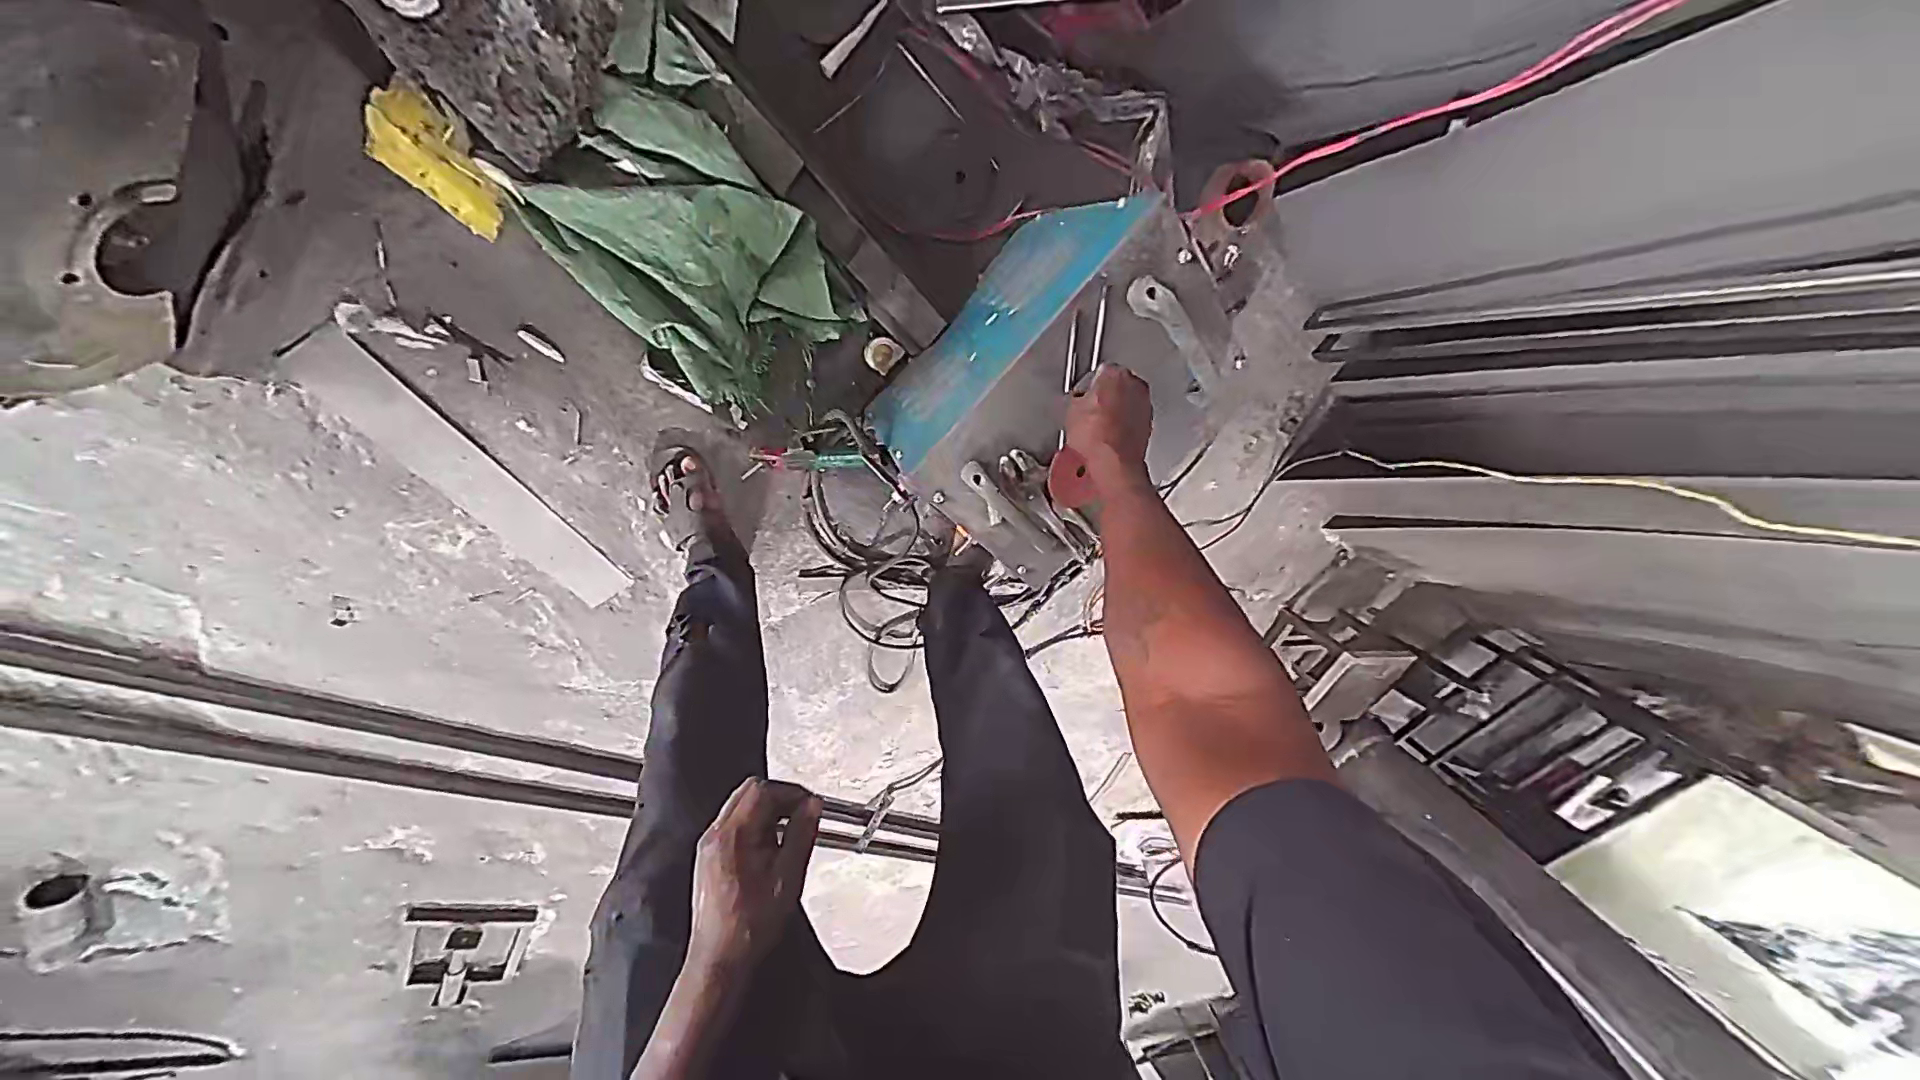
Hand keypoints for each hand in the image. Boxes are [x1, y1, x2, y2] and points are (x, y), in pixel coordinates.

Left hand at [688, 777, 822, 971]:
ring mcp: (709, 846)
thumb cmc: (750, 926)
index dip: (792, 793)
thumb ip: (802, 834)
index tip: (809, 806)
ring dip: (767, 810)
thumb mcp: (789, 876)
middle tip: (800, 814)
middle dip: (779, 797)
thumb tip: (812, 806)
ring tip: (787, 833)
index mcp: (734, 835)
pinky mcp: (708, 858)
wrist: (720, 960)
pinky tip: (769, 848)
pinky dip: (754, 824)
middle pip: (749, 791)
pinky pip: (733, 824)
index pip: (764, 790)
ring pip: (740, 805)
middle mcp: (715, 836)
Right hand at [1053, 365, 1153, 508]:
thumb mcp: (1072, 410)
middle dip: (1104, 396)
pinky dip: (1122, 425)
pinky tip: (1109, 437)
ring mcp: (1144, 405)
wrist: (1114, 463)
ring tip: (1097, 427)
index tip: (1081, 397)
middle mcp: (1135, 386)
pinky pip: (1131, 420)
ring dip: (1115, 411)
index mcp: (1115, 374)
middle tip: (1089, 411)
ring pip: (1126, 402)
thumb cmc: (1097, 437)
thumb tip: (1080, 400)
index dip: (1087, 387)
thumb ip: (1079, 397)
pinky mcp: (1148, 424)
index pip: (1100, 372)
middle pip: (1116, 386)